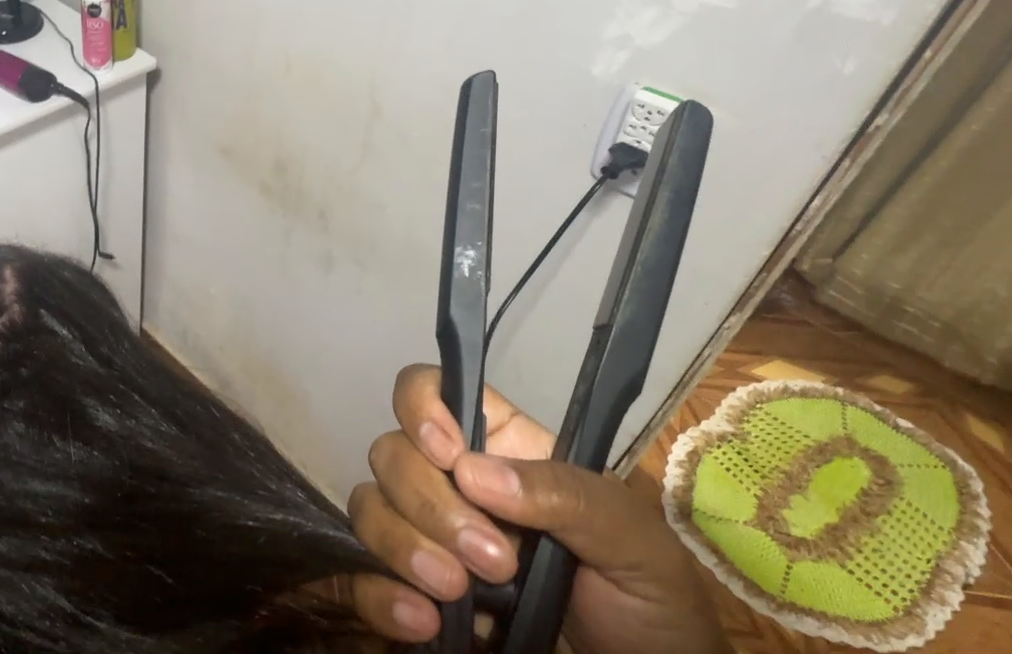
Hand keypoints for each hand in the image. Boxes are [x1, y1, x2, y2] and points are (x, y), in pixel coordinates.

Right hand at [347, 365, 725, 652]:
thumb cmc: (649, 602)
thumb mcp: (634, 540)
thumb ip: (565, 494)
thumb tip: (471, 471)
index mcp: (499, 448)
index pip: (430, 389)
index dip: (421, 407)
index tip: (447, 455)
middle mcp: (450, 481)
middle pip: (392, 452)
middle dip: (429, 505)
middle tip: (493, 560)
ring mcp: (425, 536)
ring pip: (370, 506)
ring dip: (402, 546)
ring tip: (456, 594)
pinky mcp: (411, 593)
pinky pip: (362, 576)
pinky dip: (379, 594)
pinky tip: (420, 622)